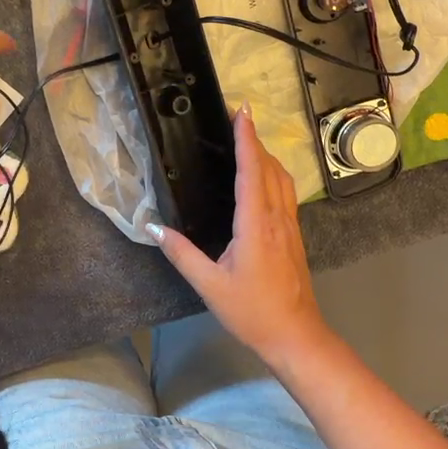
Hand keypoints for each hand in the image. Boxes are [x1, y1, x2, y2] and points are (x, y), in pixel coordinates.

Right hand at [150, 106, 330, 361]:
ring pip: (283, 180)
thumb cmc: (251, 311)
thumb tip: (152, 227)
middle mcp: (277, 219)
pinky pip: (285, 194)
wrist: (295, 335)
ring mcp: (289, 227)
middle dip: (256, 140)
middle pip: (270, 168)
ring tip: (248, 141)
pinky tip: (262, 179)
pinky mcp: (293, 236)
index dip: (246, 140)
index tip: (241, 112)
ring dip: (267, 156)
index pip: (251, 172)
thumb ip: (181, 253)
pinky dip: (273, 175)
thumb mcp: (209, 285)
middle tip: (238, 119)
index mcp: (256, 225)